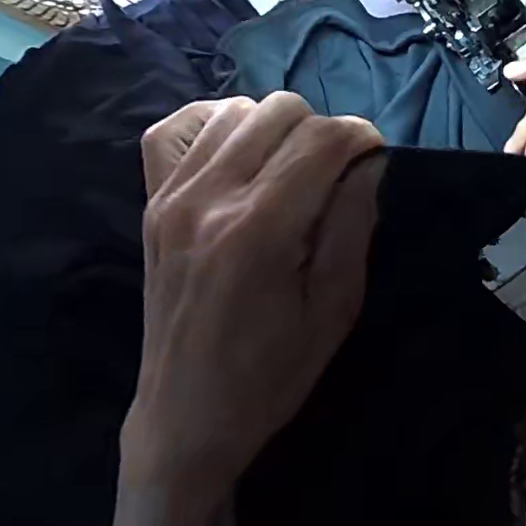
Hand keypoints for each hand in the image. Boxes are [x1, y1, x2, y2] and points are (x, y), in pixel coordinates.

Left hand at [125, 93, 385, 498]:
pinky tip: (236, 151)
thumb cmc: (271, 373)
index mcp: (260, 230)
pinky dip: (213, 123)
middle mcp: (209, 197)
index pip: (322, 139)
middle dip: (323, 130)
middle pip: (281, 110)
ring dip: (275, 126)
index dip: (362, 137)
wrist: (186, 416)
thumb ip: (353, 223)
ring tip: (288, 166)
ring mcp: (171, 195)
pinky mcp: (151, 200)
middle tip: (334, 171)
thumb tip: (370, 160)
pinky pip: (175, 127)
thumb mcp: (335, 308)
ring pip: (236, 109)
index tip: (374, 157)